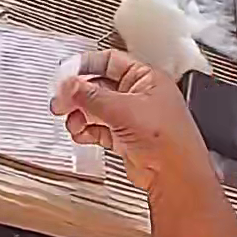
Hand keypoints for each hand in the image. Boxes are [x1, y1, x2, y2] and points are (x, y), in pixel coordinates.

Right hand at [51, 49, 213, 193]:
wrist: (175, 176)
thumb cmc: (168, 140)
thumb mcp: (123, 109)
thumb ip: (91, 96)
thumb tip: (69, 85)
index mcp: (146, 78)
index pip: (110, 61)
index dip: (86, 65)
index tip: (65, 74)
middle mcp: (139, 96)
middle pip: (99, 86)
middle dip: (78, 94)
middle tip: (61, 101)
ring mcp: (132, 118)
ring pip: (97, 109)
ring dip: (80, 114)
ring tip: (71, 121)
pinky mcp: (126, 138)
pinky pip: (100, 128)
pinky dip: (87, 130)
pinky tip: (81, 134)